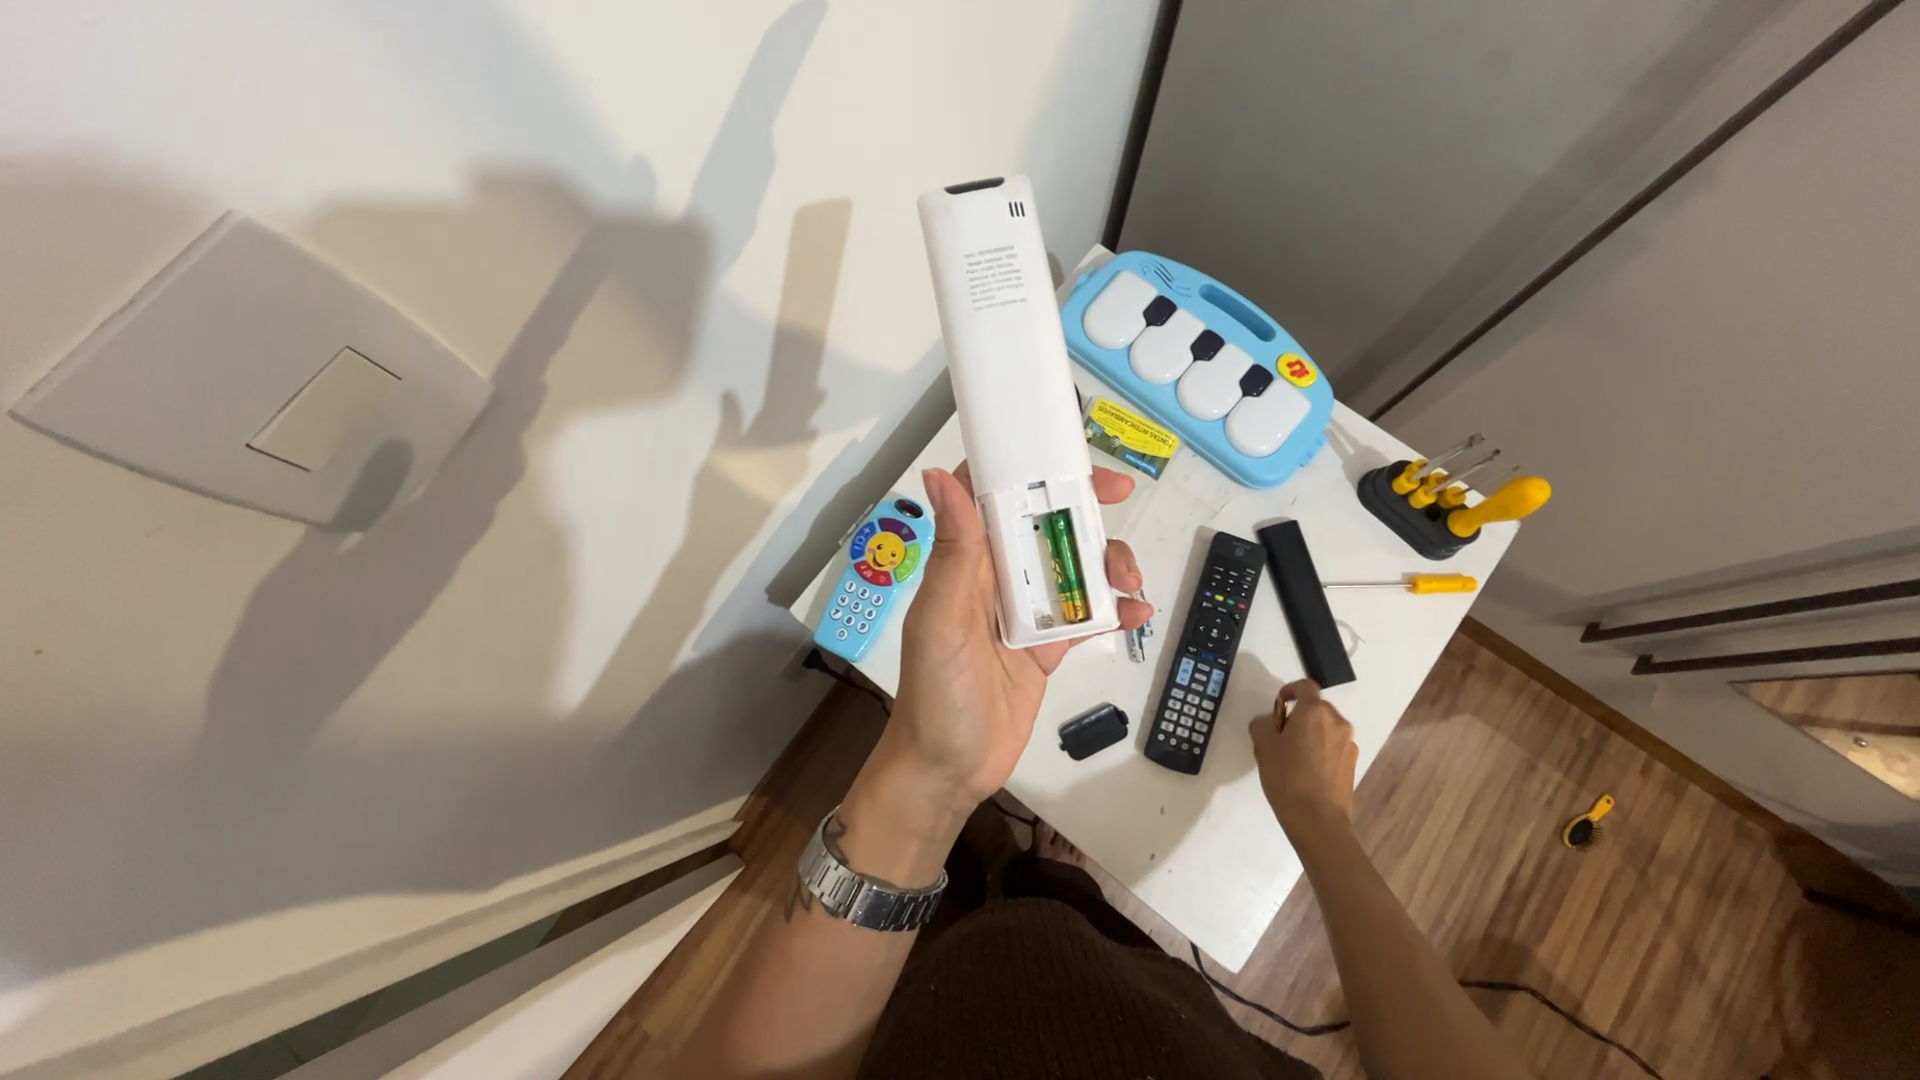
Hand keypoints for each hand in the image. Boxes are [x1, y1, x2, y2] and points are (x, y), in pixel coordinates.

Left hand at [884, 464, 1153, 810]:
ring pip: (1072, 567)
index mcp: (965, 562)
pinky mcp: (1046, 648)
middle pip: (1044, 525)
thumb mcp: (942, 618)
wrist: (949, 768)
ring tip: (1130, 581)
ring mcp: (1024, 613)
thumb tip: (938, 473)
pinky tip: (1136, 614)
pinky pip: (1086, 616)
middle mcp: (995, 579)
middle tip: (1123, 497)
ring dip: (1107, 562)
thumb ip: (953, 550)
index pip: (992, 497)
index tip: (1068, 458)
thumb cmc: (937, 692)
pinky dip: (1114, 610)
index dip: (1027, 470)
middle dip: (1084, 508)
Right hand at [1250, 679, 1357, 836]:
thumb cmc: (1286, 776)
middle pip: (1317, 708)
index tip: (1279, 704)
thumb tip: (1270, 722)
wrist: (1317, 818)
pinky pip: (1334, 747)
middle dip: (1300, 716)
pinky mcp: (1352, 763)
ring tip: (1295, 756)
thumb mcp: (1263, 746)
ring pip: (1326, 729)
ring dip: (1312, 734)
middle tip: (1282, 735)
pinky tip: (1309, 772)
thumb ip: (1263, 724)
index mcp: (1314, 712)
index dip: (1290, 690)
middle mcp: (1337, 722)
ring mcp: (1348, 744)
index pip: (1305, 686)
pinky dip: (1322, 750)